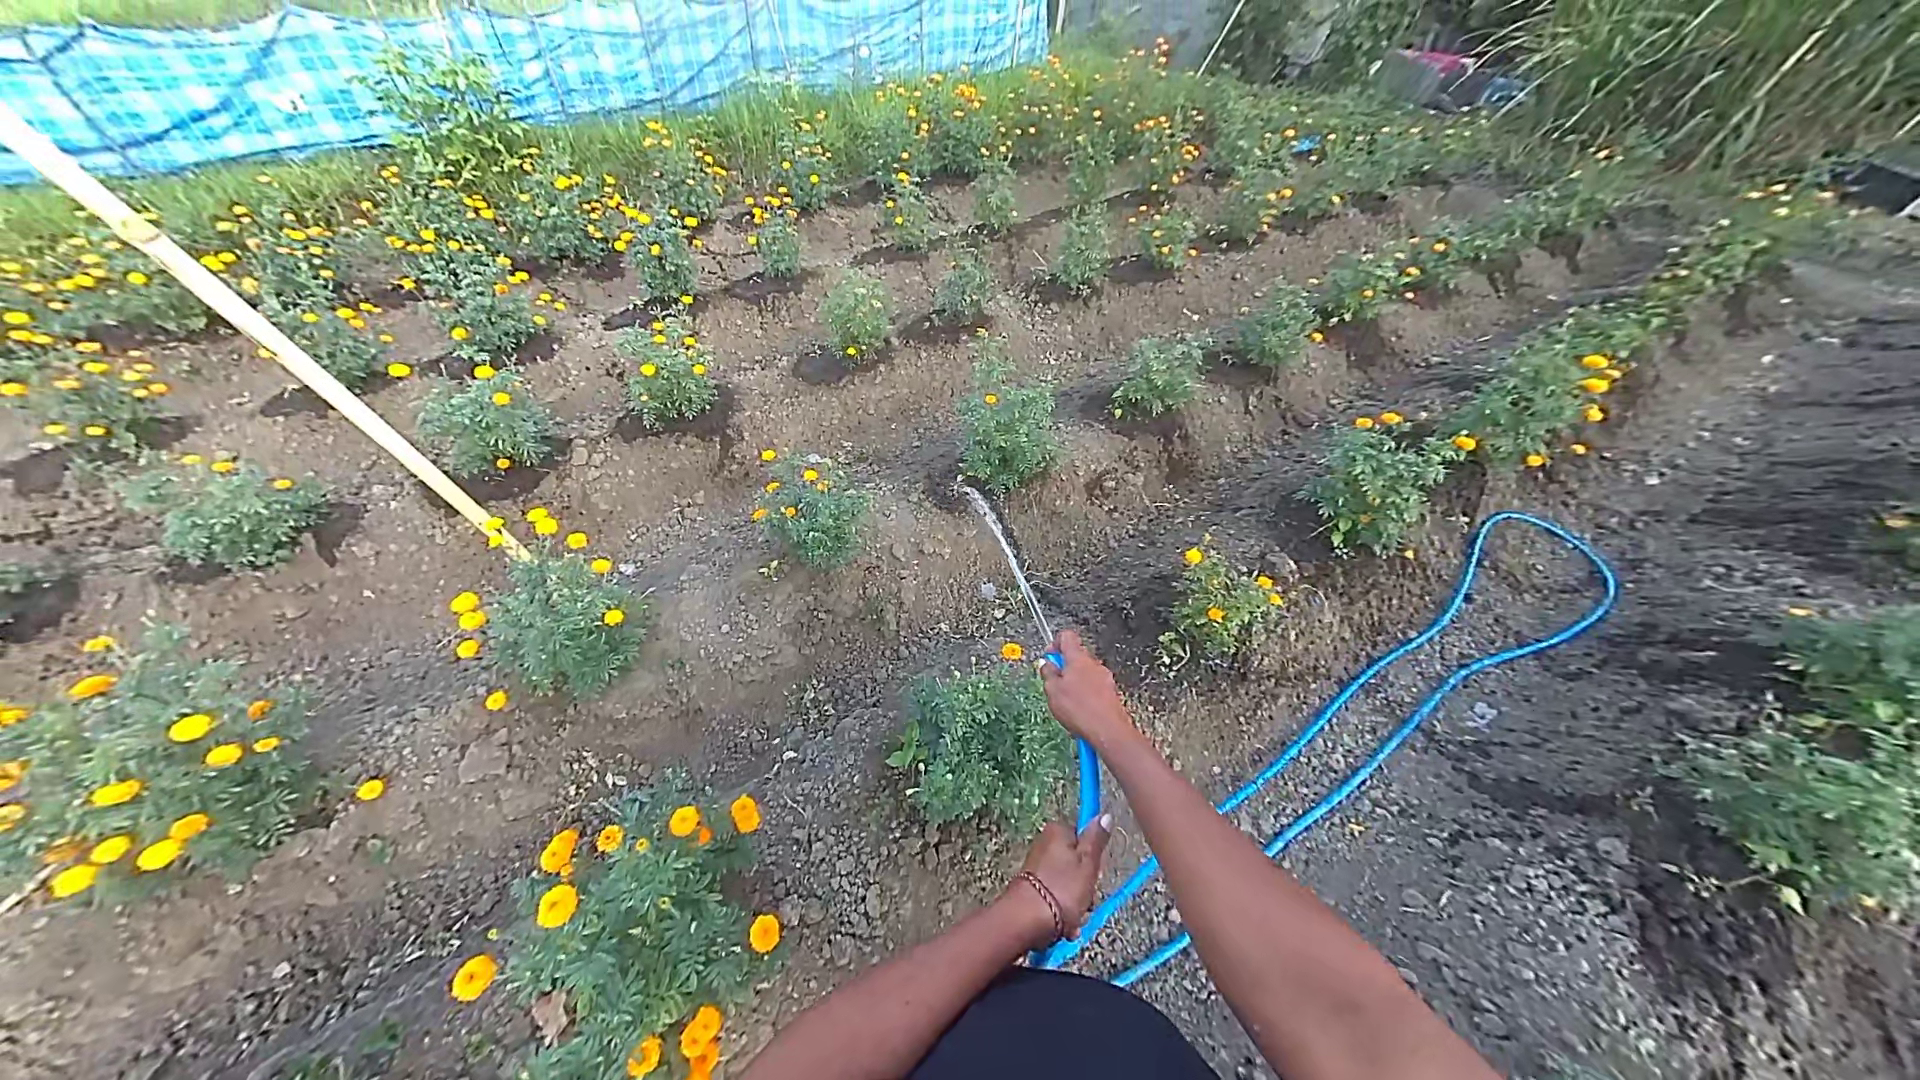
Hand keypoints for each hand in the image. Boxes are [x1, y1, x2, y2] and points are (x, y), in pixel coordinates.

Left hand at [1003, 817, 1110, 948]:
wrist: (1027, 920)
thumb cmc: (1063, 888)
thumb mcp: (1088, 862)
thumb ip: (1097, 839)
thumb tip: (1105, 815)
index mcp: (1057, 831)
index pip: (1084, 838)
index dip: (1093, 858)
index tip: (1094, 872)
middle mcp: (1044, 844)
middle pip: (1077, 863)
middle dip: (1084, 884)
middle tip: (1085, 896)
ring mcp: (1038, 867)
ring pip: (1069, 884)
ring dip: (1076, 903)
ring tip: (1074, 916)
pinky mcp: (1033, 888)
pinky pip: (1056, 898)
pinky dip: (1062, 911)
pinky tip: (1065, 925)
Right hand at [1039, 629, 1137, 751]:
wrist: (1108, 731)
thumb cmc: (1080, 709)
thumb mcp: (1052, 691)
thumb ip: (1047, 673)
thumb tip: (1046, 664)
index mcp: (1078, 658)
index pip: (1066, 636)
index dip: (1054, 644)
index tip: (1048, 658)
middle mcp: (1093, 664)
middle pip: (1075, 656)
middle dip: (1063, 668)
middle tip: (1054, 685)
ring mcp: (1105, 678)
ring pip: (1085, 673)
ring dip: (1074, 683)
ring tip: (1067, 702)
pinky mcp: (1111, 693)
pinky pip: (1093, 688)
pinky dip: (1085, 695)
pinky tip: (1080, 711)